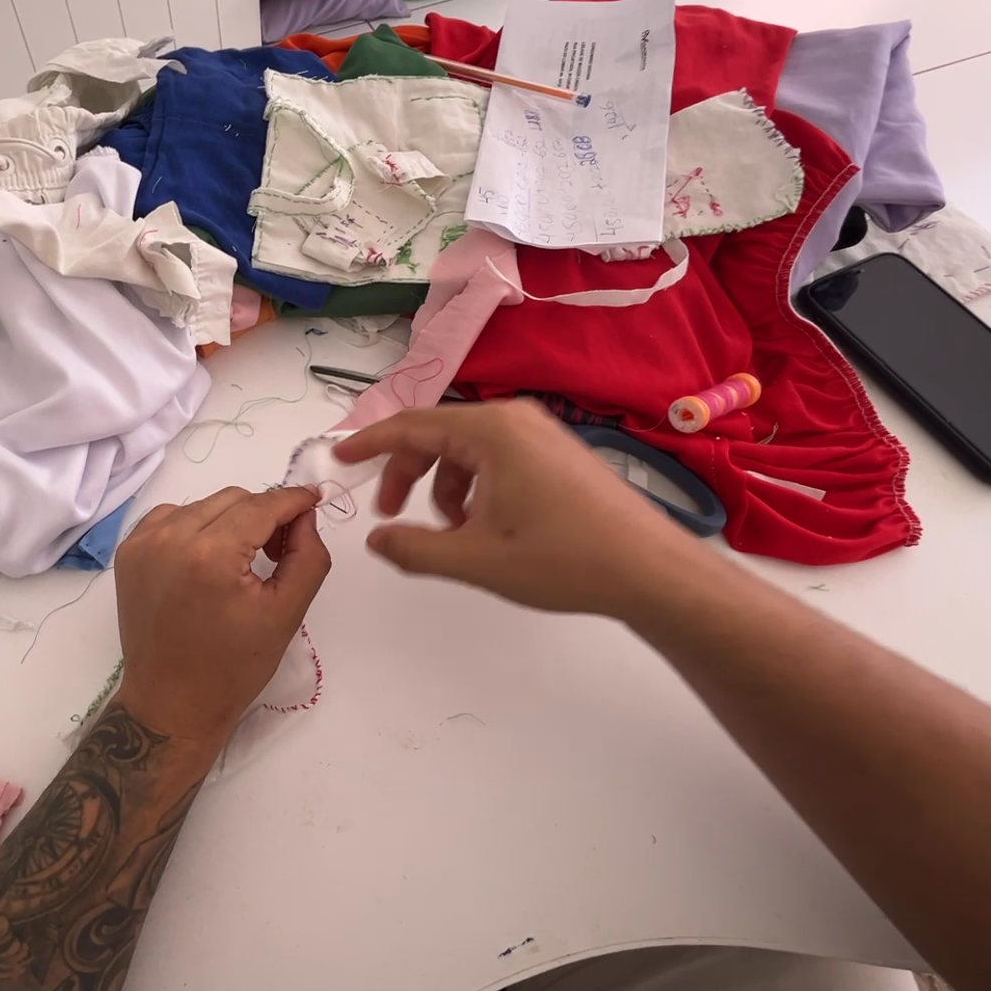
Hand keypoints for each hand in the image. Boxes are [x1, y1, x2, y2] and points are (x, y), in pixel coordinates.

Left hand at [112, 486, 331, 745]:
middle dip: (264, 515)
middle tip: (280, 550)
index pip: (261, 506)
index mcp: (209, 555)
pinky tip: (207, 558)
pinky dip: (197, 526)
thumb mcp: (286, 613)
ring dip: (231, 520)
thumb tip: (304, 515)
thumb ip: (307, 556)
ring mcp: (142, 543)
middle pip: (233, 499)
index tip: (314, 499)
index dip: (293, 499)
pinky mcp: (128, 551)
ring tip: (241, 560)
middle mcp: (169, 538)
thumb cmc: (233, 666)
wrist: (171, 703)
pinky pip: (173, 516)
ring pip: (204, 504)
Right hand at [332, 399, 707, 620]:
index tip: (339, 457)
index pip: (411, 426)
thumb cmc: (563, 560)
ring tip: (450, 533)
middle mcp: (513, 419)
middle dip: (406, 475)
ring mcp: (539, 434)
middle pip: (436, 436)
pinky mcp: (555, 452)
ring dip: (441, 487)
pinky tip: (483, 526)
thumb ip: (414, 548)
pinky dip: (473, 486)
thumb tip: (375, 539)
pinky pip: (494, 458)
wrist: (651, 571)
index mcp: (490, 431)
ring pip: (465, 450)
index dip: (369, 443)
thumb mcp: (476, 559)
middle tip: (390, 516)